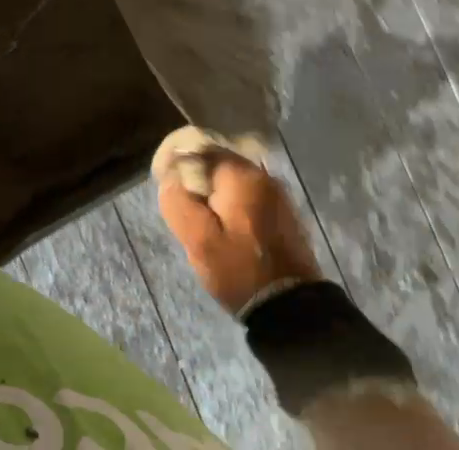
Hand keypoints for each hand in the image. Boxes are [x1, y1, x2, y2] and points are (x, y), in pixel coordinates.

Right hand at [158, 149, 320, 314]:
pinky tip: (223, 226)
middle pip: (216, 163)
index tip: (167, 186)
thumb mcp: (197, 238)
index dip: (177, 163)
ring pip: (231, 181)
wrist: (291, 309)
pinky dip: (230, 204)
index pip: (198, 148)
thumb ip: (177, 200)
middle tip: (184, 207)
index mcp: (242, 176)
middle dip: (196, 180)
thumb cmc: (239, 270)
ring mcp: (278, 195)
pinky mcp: (283, 214)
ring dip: (213, 193)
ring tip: (201, 219)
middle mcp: (264, 177)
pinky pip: (246, 196)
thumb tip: (171, 176)